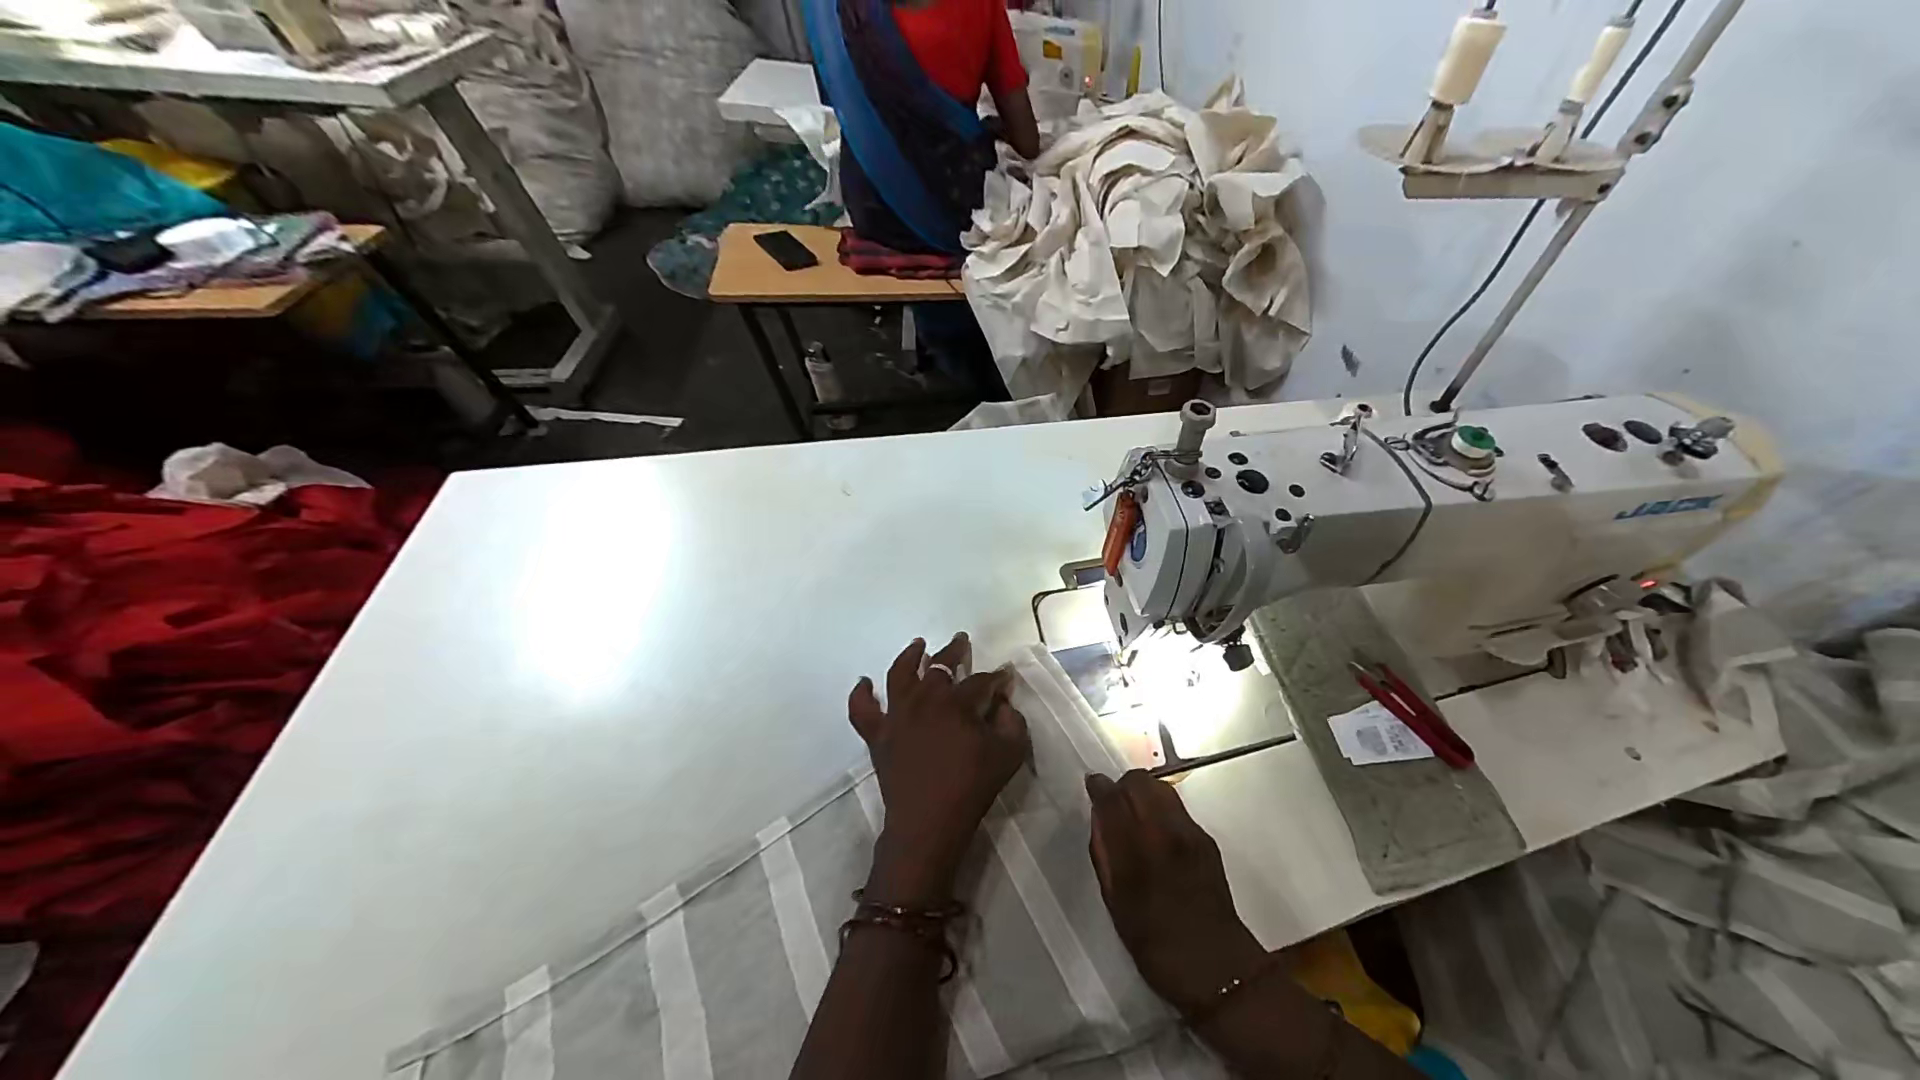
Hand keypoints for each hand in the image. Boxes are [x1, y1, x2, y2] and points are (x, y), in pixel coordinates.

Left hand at [849, 634, 1028, 904]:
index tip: (1005, 675)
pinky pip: (862, 708)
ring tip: (918, 644)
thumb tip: (1003, 702)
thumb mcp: (1009, 754)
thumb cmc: (971, 787)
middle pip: (939, 666)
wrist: (929, 822)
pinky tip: (864, 681)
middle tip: (961, 640)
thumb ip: (1012, 721)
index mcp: (957, 703)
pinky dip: (861, 693)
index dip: (996, 677)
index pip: (981, 681)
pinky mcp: (877, 734)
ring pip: (899, 674)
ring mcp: (897, 715)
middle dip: (954, 651)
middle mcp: (924, 699)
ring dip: (910, 656)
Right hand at [1085, 771, 1266, 1016]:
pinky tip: (1157, 832)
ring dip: (1143, 793)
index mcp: (1136, 851)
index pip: (1113, 798)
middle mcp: (1165, 832)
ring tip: (1135, 815)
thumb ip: (1104, 852)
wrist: (1215, 967)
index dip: (1099, 787)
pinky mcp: (1207, 839)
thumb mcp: (1114, 900)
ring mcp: (1191, 833)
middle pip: (1139, 781)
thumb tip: (1099, 816)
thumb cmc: (1153, 942)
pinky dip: (1161, 808)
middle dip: (1122, 786)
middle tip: (1114, 803)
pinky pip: (1177, 807)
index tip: (1091, 785)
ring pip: (1161, 787)